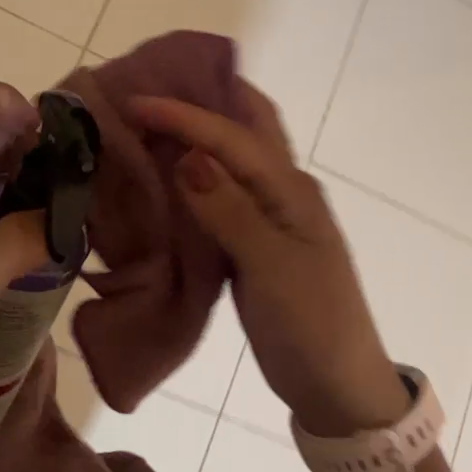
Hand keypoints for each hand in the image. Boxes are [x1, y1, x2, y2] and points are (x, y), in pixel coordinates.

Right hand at [129, 83, 408, 436]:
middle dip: (206, 97)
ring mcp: (268, 216)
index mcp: (292, 189)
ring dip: (197, 132)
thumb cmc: (311, 324)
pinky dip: (192, 173)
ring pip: (232, 156)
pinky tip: (161, 175)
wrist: (337, 387)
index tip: (134, 102)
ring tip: (148, 119)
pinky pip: (219, 192)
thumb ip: (231, 210)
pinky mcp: (251, 242)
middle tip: (155, 84)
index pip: (233, 137)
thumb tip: (188, 156)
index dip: (184, 116)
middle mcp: (282, 190)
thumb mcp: (273, 268)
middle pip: (247, 126)